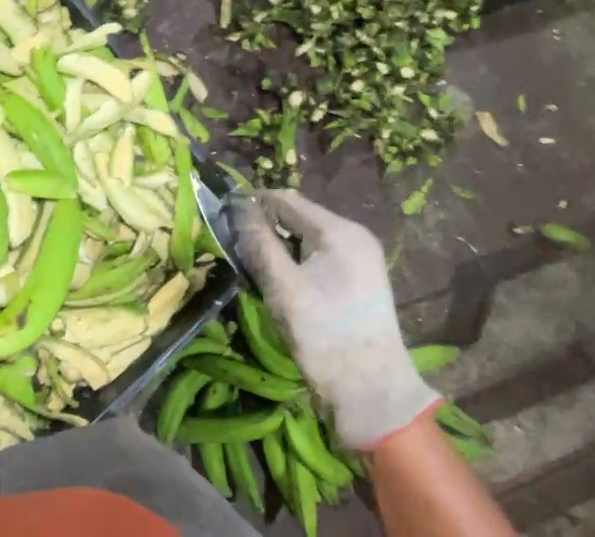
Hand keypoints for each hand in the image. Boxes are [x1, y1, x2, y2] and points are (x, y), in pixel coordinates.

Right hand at [233, 190, 438, 450]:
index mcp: (340, 231)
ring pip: (307, 237)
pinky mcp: (359, 279)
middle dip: (266, 227)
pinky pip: (319, 255)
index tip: (222, 218)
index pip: (286, 200)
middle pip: (299, 216)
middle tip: (236, 247)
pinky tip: (281, 281)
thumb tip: (237, 208)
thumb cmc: (326, 337)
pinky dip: (297, 261)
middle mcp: (355, 236)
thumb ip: (259, 243)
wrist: (373, 394)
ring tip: (254, 265)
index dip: (252, 205)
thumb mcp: (283, 288)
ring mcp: (361, 258)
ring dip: (280, 246)